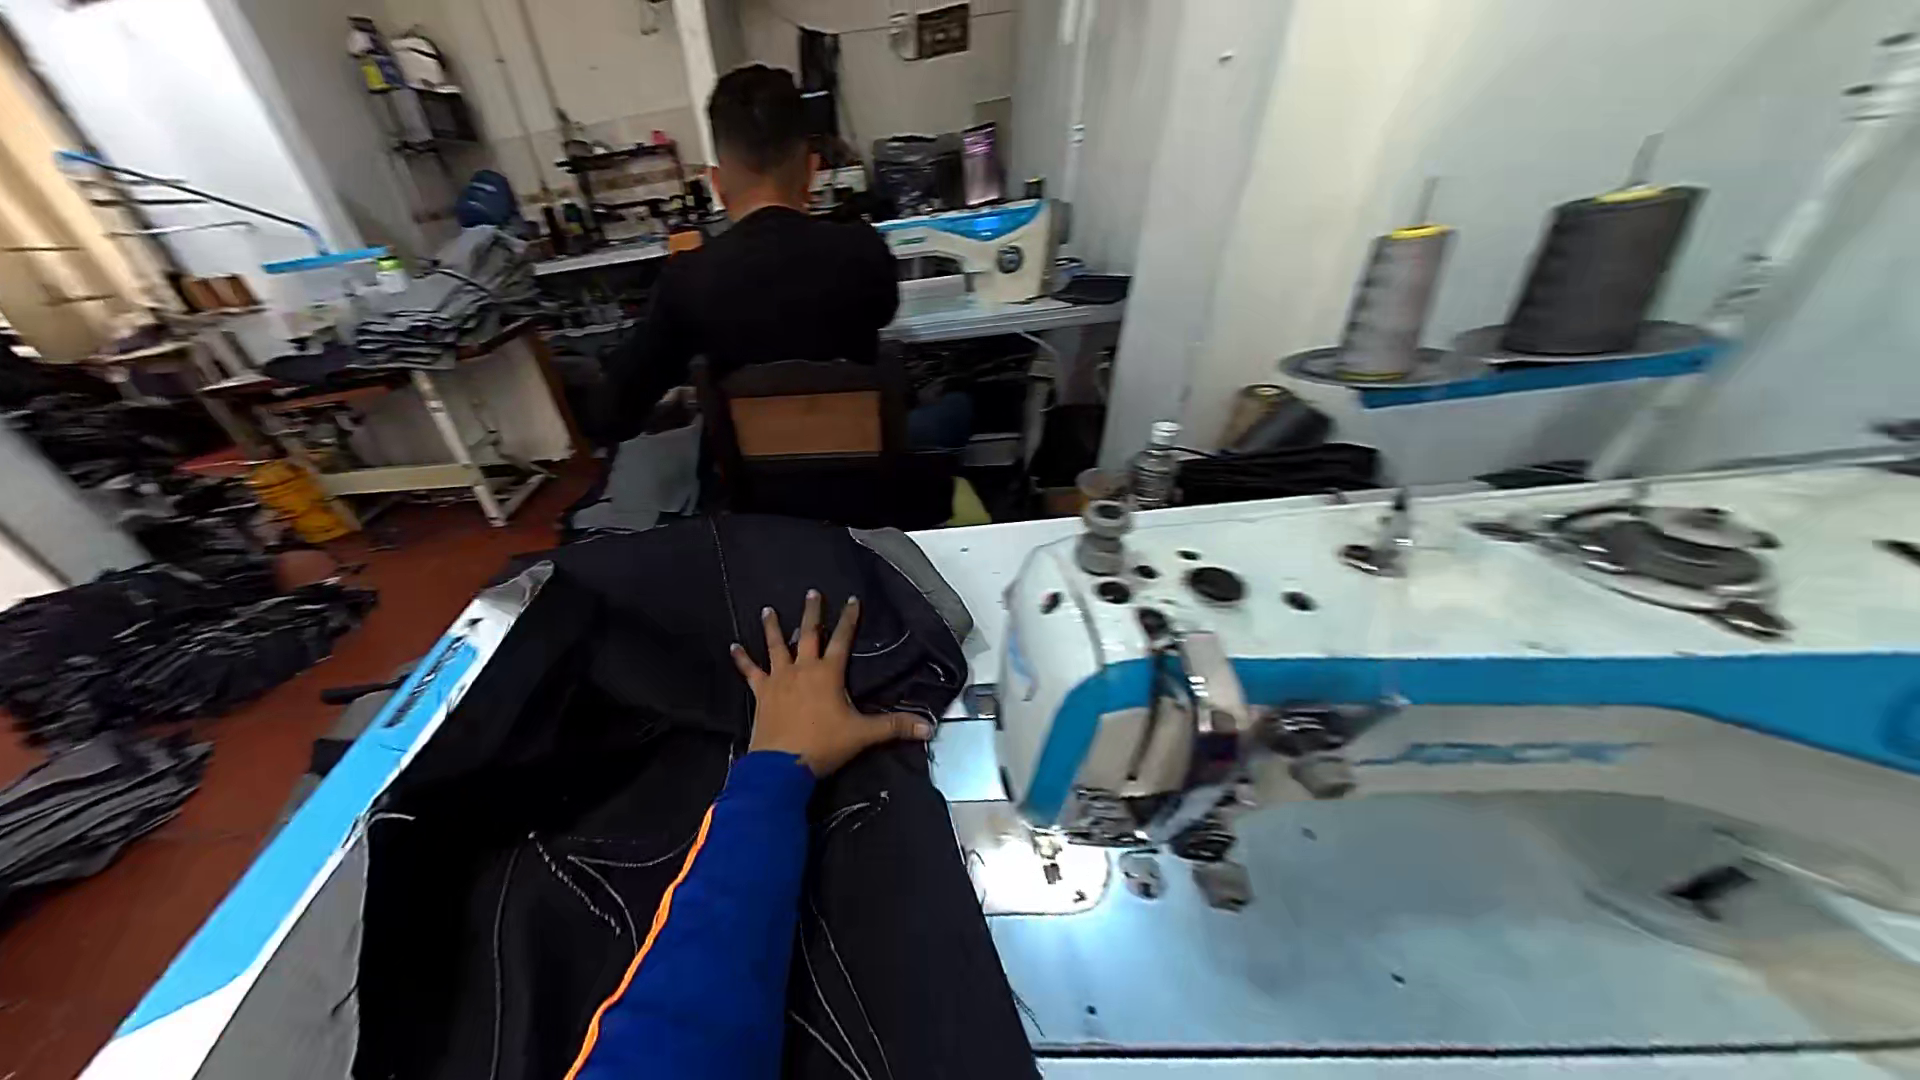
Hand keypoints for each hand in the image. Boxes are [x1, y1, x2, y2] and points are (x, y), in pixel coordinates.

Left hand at [732, 590, 934, 776]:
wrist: (781, 766)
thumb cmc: (823, 745)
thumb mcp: (863, 734)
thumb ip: (895, 727)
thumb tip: (928, 728)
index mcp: (828, 673)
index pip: (842, 639)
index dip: (849, 619)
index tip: (852, 600)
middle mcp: (803, 669)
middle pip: (808, 634)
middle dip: (812, 613)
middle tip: (811, 592)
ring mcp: (779, 679)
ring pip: (776, 646)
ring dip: (773, 627)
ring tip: (768, 609)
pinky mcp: (761, 693)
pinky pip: (750, 671)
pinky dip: (742, 659)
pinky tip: (733, 646)